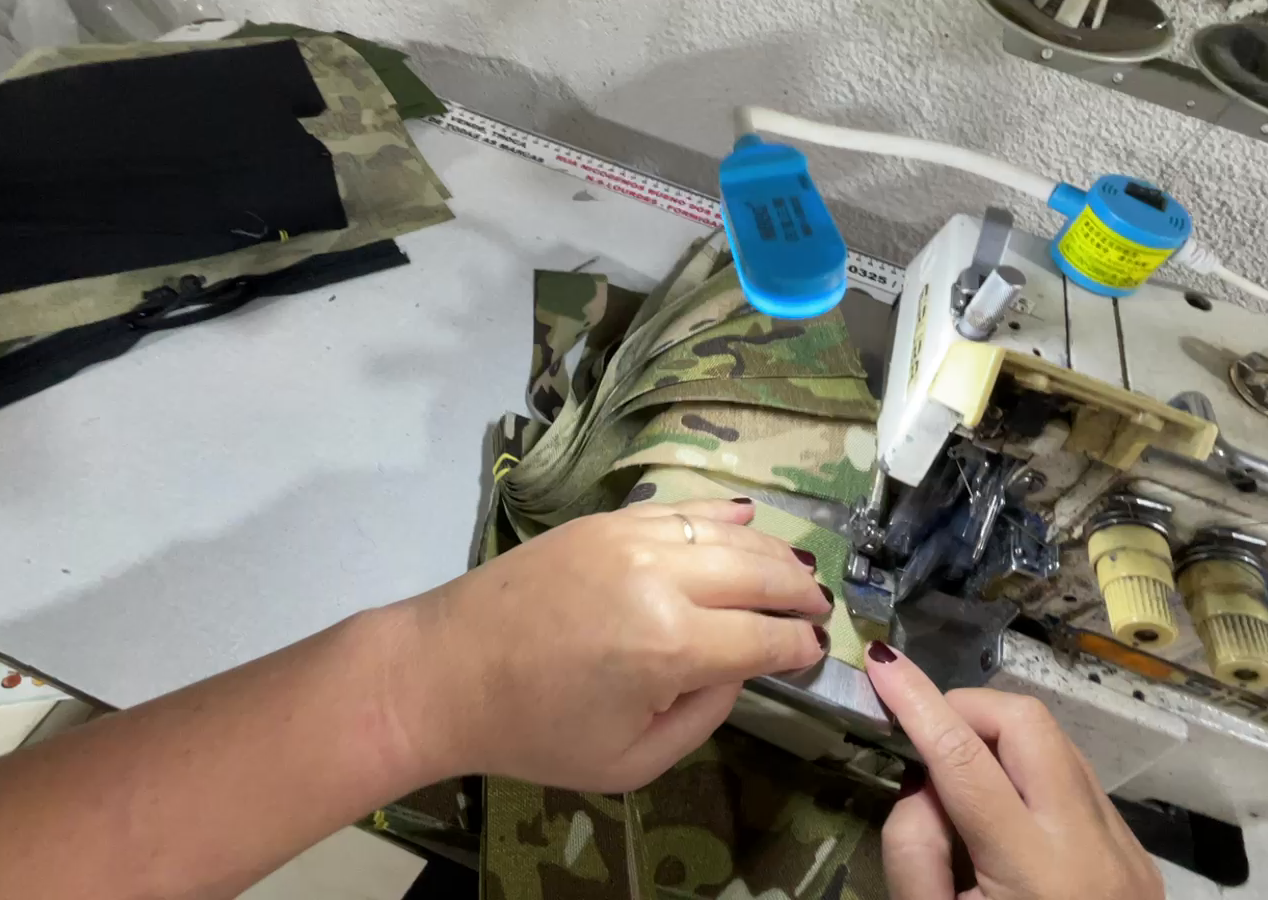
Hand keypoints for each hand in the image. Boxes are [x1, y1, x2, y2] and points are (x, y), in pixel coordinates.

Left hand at [380, 499, 829, 792]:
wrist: (448, 670)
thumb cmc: (536, 731)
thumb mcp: (632, 760)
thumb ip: (704, 712)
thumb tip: (742, 665)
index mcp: (670, 645)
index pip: (764, 638)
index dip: (799, 646)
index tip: (816, 651)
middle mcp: (661, 576)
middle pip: (758, 572)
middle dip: (799, 591)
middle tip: (819, 607)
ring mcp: (631, 536)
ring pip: (727, 532)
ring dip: (772, 550)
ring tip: (797, 569)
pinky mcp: (606, 519)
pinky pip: (681, 508)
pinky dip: (722, 514)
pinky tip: (748, 517)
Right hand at [867, 643, 1163, 899]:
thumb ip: (915, 843)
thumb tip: (927, 779)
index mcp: (1039, 875)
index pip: (965, 758)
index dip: (916, 700)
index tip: (882, 663)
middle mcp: (1094, 848)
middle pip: (1024, 721)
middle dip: (965, 711)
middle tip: (930, 748)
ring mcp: (1126, 848)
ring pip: (1051, 738)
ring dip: (995, 738)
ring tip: (967, 791)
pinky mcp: (1136, 852)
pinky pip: (1071, 772)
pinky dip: (1025, 769)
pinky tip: (1008, 819)